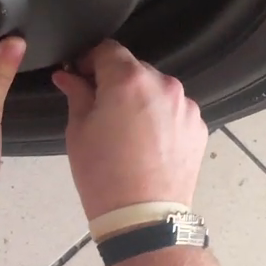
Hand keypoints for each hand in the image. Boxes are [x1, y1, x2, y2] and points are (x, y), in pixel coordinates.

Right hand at [51, 40, 207, 218]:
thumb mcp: (78, 131)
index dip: (88, 60)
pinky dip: (158, 117)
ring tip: (124, 130)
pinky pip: (173, 109)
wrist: (143, 216)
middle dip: (114, 80)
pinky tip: (145, 142)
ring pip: (155, 89)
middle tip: (98, 107)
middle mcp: (162, 84)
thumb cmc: (103, 175)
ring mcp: (185, 105)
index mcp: (128, 80)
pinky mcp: (197, 126)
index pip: (106, 49)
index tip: (79, 76)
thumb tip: (68, 76)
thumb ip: (76, 94)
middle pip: (133, 68)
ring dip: (138, 98)